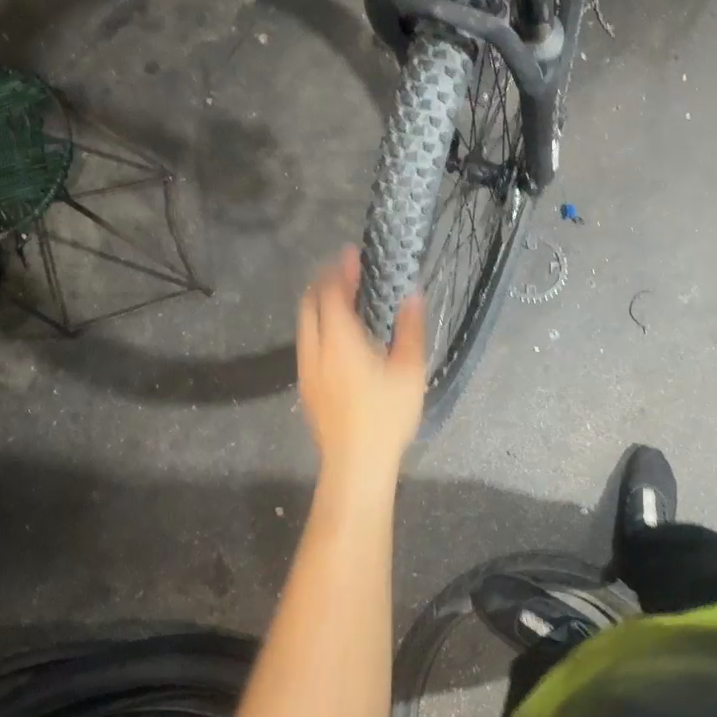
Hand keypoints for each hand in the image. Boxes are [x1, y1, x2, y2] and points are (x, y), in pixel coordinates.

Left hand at [296, 246, 426, 466]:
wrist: (355, 463)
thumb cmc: (386, 416)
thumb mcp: (409, 371)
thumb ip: (410, 330)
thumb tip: (412, 295)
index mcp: (340, 341)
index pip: (332, 293)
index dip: (340, 270)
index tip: (351, 253)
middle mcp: (316, 349)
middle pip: (309, 304)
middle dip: (323, 282)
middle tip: (344, 271)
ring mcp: (307, 370)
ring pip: (304, 324)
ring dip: (318, 304)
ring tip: (340, 297)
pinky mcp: (307, 387)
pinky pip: (307, 342)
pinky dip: (317, 325)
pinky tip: (336, 334)